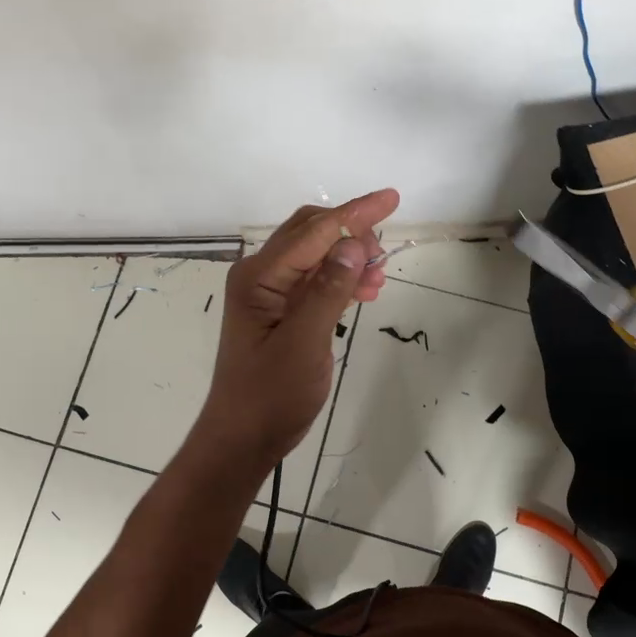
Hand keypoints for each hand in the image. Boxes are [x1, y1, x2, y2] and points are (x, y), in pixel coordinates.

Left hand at [189, 190, 399, 467]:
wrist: (243, 439)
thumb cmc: (269, 395)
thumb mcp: (304, 343)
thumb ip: (328, 291)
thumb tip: (353, 244)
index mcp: (258, 277)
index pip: (314, 232)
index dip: (354, 214)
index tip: (391, 198)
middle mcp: (260, 276)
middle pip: (311, 233)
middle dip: (351, 231)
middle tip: (386, 247)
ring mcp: (269, 295)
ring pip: (316, 256)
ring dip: (349, 257)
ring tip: (380, 276)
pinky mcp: (281, 314)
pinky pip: (315, 281)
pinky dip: (341, 279)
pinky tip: (365, 290)